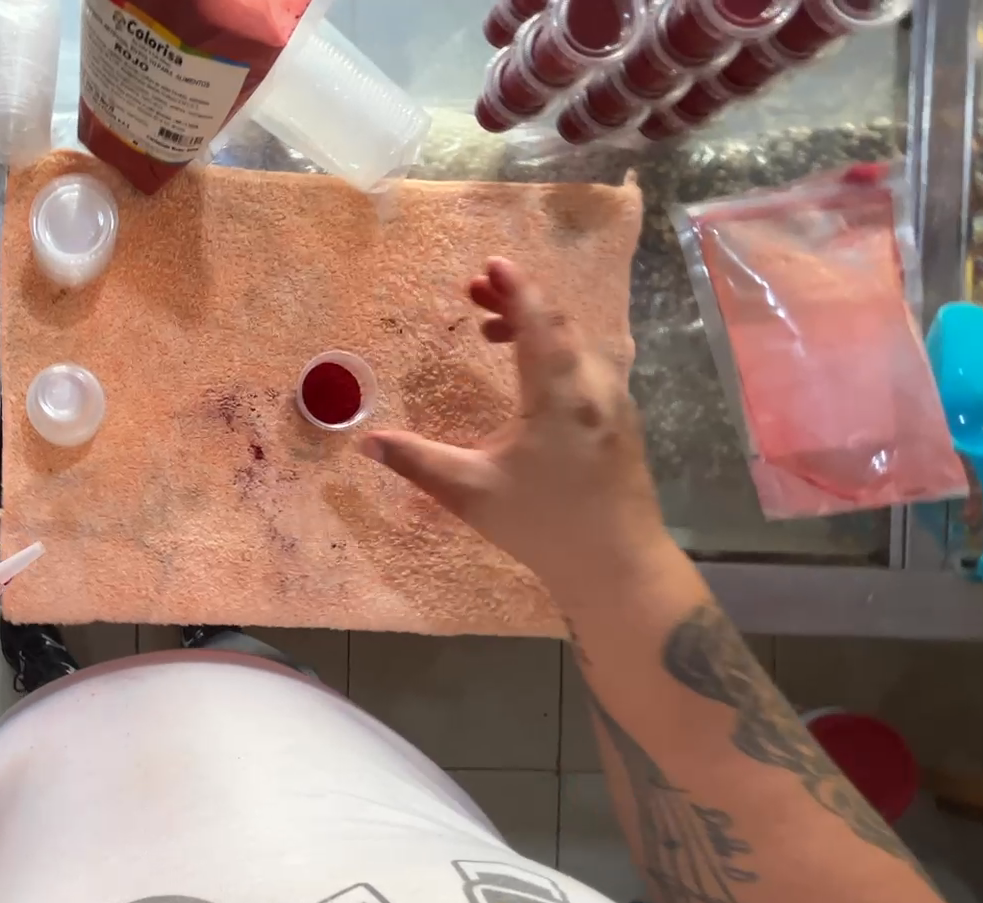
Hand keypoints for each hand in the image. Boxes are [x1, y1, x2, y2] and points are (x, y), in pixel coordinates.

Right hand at [360, 258, 675, 602]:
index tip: (493, 263)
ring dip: (537, 326)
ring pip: (578, 344)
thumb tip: (366, 444)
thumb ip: (416, 462)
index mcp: (560, 397)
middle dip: (519, 301)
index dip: (516, 290)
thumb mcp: (467, 492)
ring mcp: (613, 405)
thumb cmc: (540, 522)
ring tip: (491, 330)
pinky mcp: (617, 422)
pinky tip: (529, 372)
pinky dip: (554, 350)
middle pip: (560, 326)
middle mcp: (594, 389)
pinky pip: (586, 364)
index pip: (539, 326)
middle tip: (475, 292)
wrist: (613, 559)